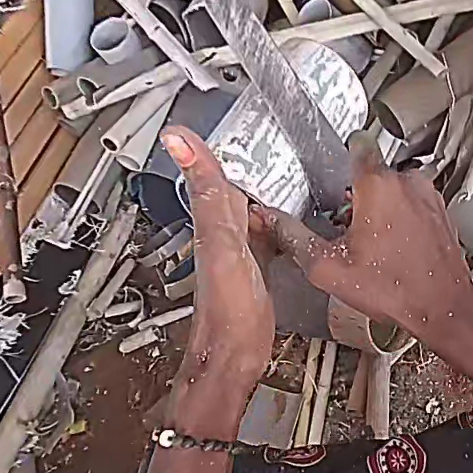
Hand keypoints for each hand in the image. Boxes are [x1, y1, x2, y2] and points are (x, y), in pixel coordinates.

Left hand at [163, 127, 272, 438]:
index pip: (221, 169)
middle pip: (241, 186)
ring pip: (257, 208)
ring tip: (294, 168)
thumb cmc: (228, 311)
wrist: (235, 357)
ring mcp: (243, 250)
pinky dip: (281, 221)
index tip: (249, 115)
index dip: (234, 142)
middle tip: (282, 135)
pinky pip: (270, 234)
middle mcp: (226, 231)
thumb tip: (178, 139)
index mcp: (216, 219)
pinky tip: (292, 219)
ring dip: (272, 190)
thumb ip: (209, 192)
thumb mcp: (222, 244)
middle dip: (259, 162)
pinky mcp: (258, 268)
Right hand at [261, 132, 472, 345]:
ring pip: (393, 192)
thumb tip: (270, 220)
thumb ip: (294, 237)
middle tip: (348, 231)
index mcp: (377, 185)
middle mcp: (406, 183)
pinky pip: (412, 206)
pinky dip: (401, 221)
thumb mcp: (330, 268)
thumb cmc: (396, 290)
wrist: (443, 309)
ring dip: (380, 210)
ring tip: (373, 245)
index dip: (340, 158)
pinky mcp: (440, 213)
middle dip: (357, 199)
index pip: (356, 145)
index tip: (333, 172)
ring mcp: (427, 197)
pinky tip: (393, 250)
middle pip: (371, 176)